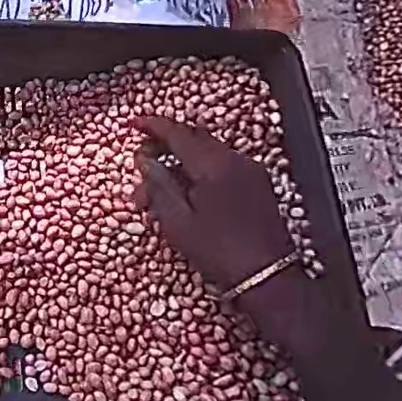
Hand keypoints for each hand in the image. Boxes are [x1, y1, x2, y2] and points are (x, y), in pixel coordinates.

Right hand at [133, 115, 326, 351]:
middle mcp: (235, 160)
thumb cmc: (219, 252)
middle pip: (193, 137)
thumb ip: (158, 185)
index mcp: (214, 166)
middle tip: (141, 161)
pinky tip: (185, 191)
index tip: (133, 123)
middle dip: (163, 144)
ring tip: (159, 187)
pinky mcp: (257, 183)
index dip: (152, 125)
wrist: (268, 277)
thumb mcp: (177, 222)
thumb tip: (144, 160)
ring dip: (180, 160)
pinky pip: (221, 163)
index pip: (177, 133)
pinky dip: (198, 169)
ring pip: (206, 151)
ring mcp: (250, 170)